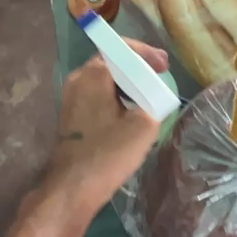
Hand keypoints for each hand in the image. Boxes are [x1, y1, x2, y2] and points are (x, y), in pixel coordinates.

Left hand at [42, 39, 170, 205]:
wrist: (73, 187)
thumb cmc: (108, 153)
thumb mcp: (143, 125)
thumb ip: (152, 101)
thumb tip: (151, 97)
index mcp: (93, 75)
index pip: (121, 48)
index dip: (146, 53)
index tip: (165, 65)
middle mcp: (78, 79)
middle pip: (111, 61)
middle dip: (138, 66)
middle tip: (160, 74)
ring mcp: (71, 97)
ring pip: (103, 79)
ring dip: (127, 82)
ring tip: (149, 92)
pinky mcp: (71, 115)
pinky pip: (97, 94)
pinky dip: (115, 95)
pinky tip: (130, 109)